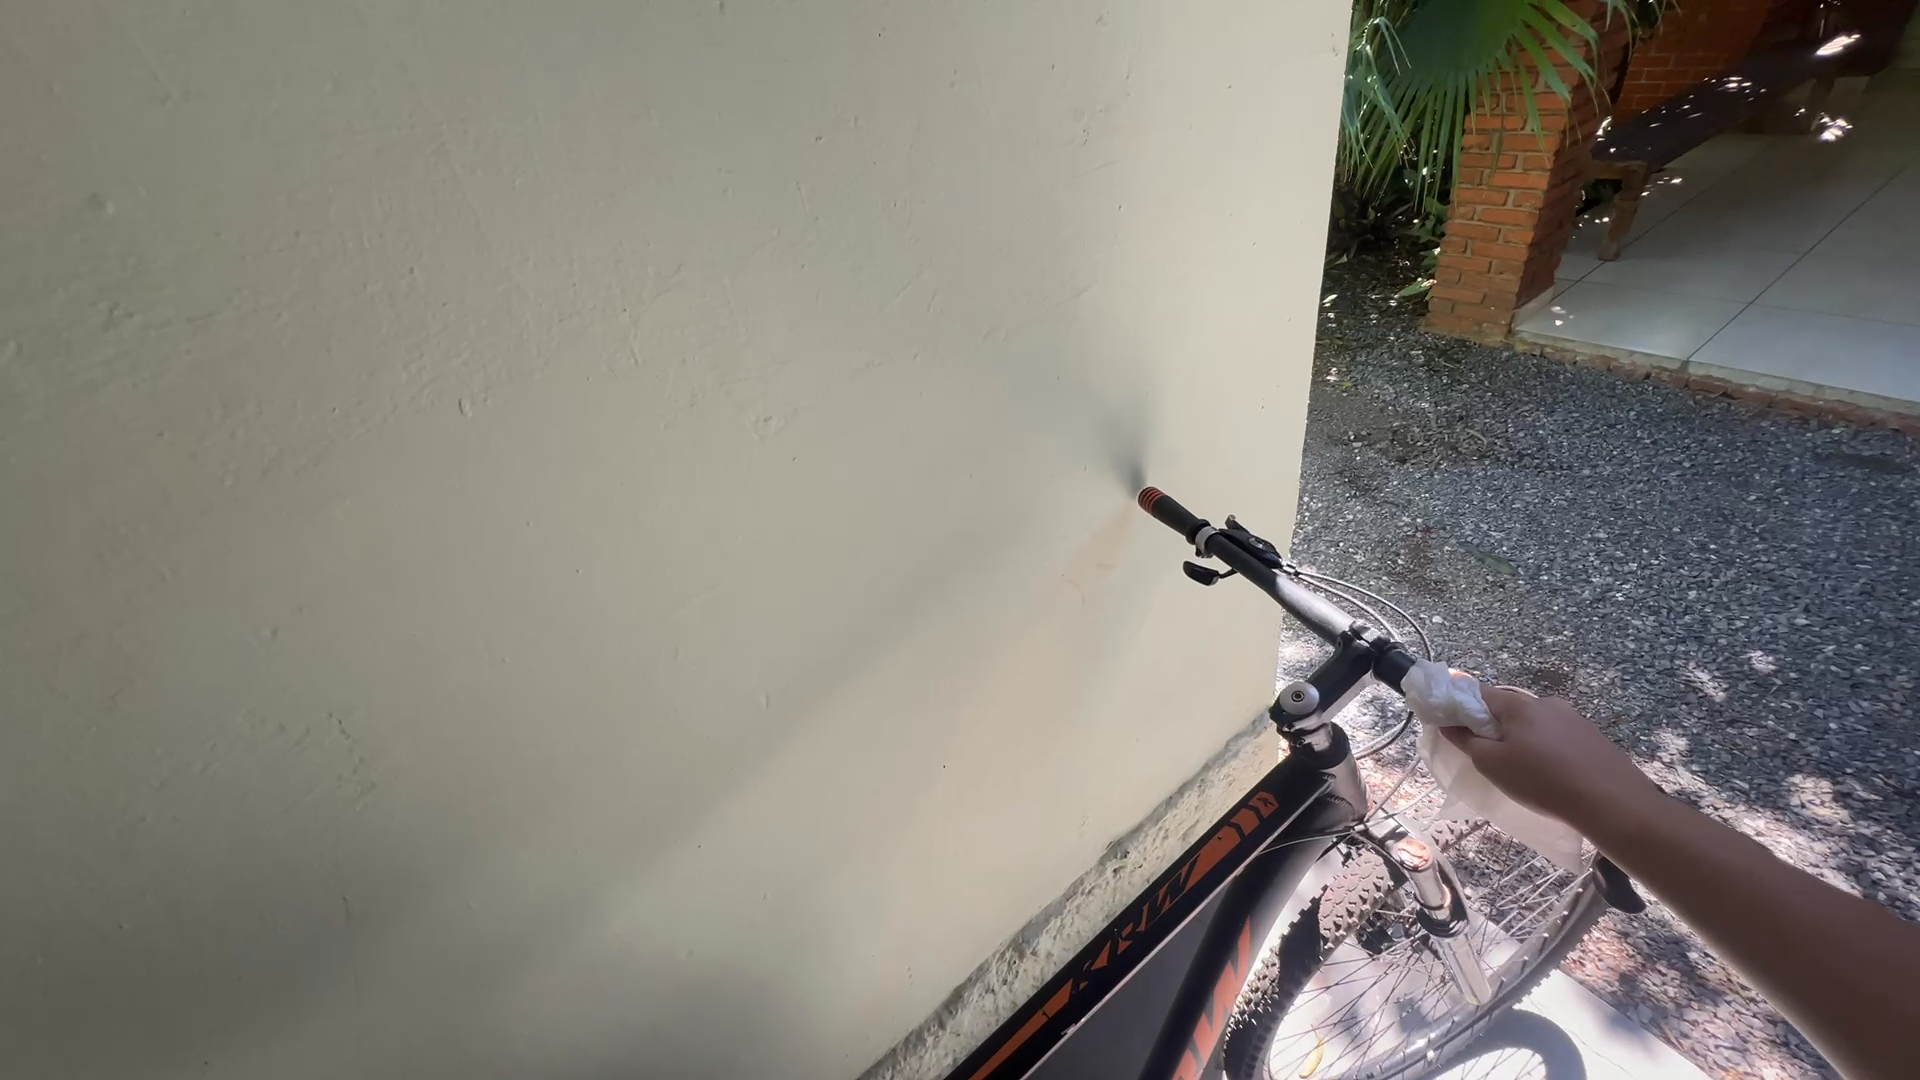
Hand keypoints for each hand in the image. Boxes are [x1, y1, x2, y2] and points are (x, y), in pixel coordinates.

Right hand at [1439, 689, 1662, 829]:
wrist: (1617, 807)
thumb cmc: (1542, 781)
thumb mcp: (1490, 763)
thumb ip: (1464, 740)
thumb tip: (1448, 723)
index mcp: (1519, 704)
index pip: (1477, 692)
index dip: (1460, 706)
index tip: (1453, 727)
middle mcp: (1547, 703)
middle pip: (1507, 708)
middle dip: (1493, 726)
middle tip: (1489, 754)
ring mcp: (1576, 719)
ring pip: (1535, 724)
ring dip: (1523, 738)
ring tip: (1525, 769)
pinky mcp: (1596, 738)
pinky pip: (1559, 737)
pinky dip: (1548, 749)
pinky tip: (1553, 774)